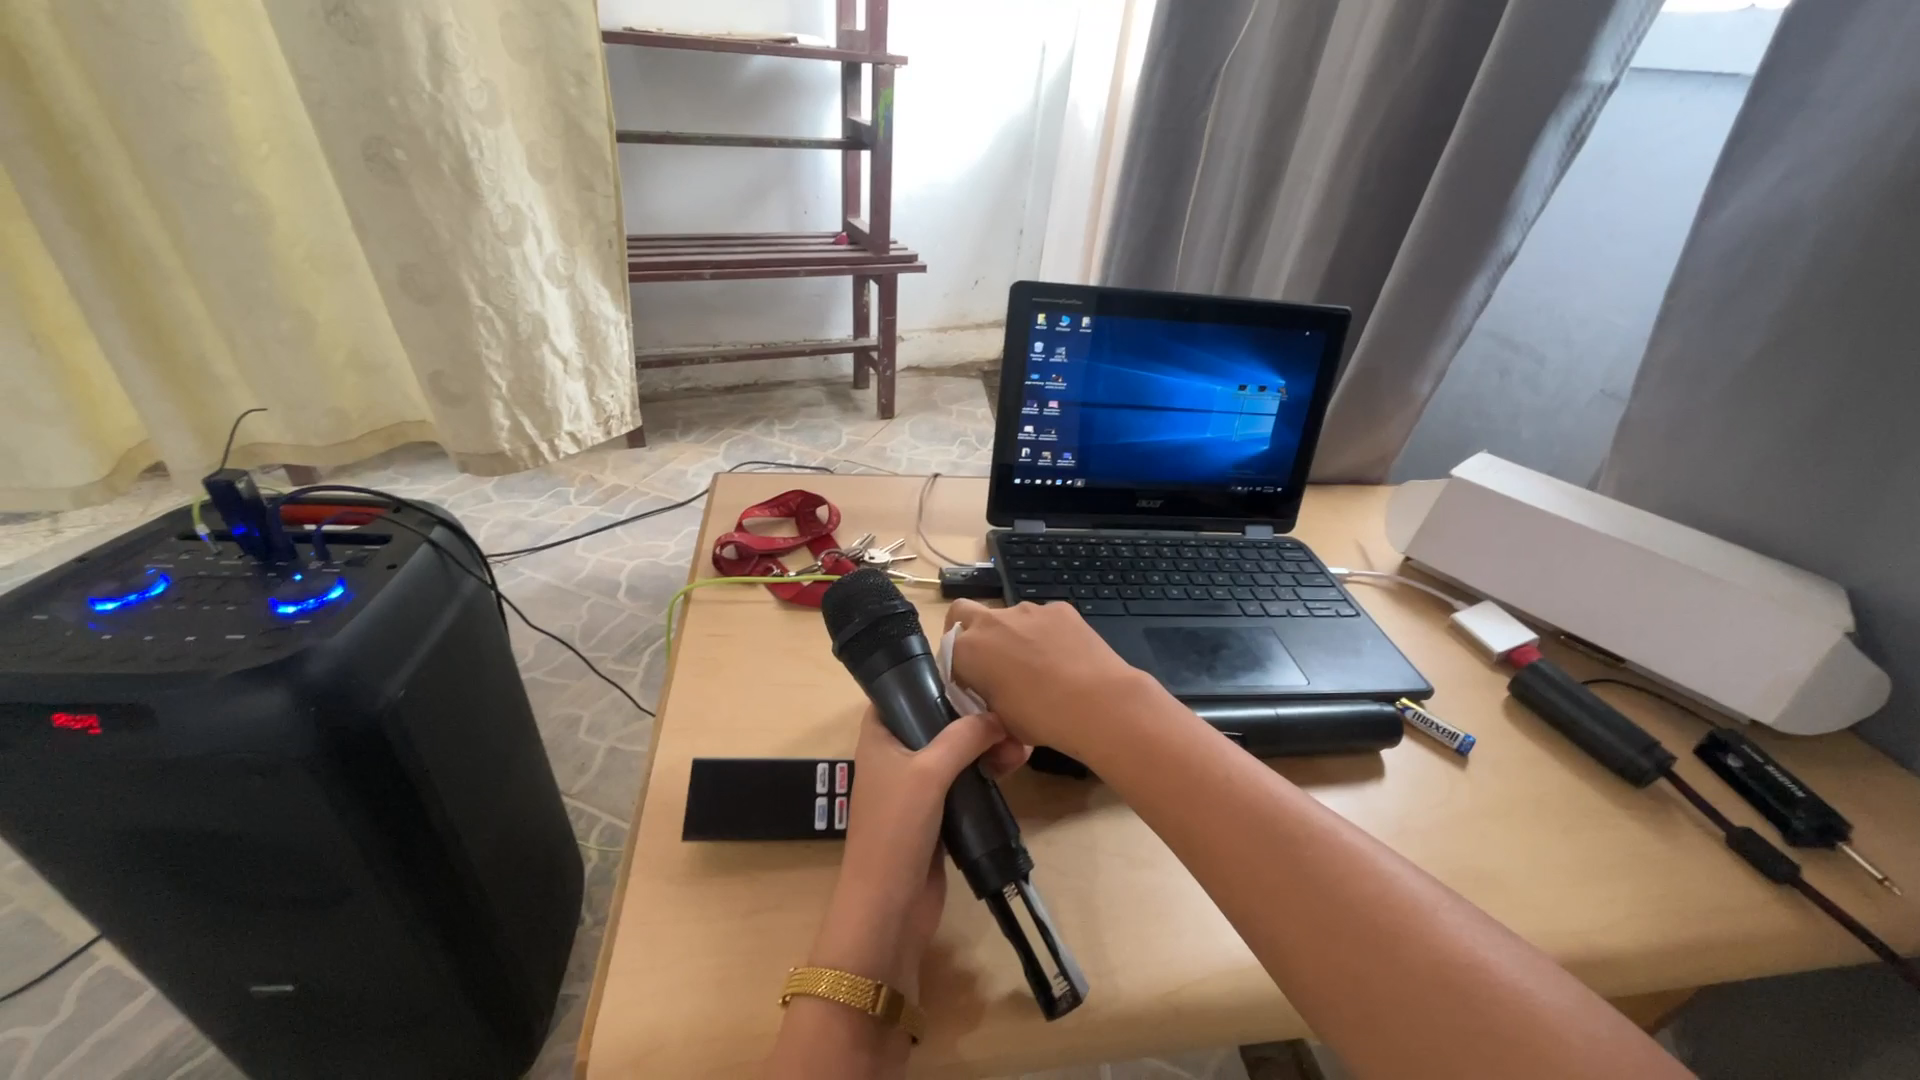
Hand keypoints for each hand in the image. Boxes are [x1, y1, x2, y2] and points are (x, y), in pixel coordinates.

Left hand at [807, 707, 1027, 998]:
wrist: (889, 906)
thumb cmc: (897, 828)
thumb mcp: (929, 771)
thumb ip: (963, 737)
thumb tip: (998, 716)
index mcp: (879, 737)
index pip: (898, 693)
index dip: (928, 681)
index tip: (968, 673)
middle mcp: (895, 756)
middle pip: (936, 722)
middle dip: (972, 718)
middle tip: (1010, 719)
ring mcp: (916, 787)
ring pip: (955, 753)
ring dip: (985, 747)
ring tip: (1019, 749)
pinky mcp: (937, 814)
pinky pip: (964, 782)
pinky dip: (985, 772)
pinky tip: (1012, 767)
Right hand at [944, 599, 1166, 759]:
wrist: (1098, 703)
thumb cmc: (1041, 718)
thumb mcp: (1001, 722)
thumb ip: (985, 705)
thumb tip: (989, 708)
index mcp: (967, 650)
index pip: (946, 652)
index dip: (956, 667)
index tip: (972, 684)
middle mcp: (991, 622)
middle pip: (962, 612)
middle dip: (966, 629)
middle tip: (987, 658)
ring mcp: (1027, 611)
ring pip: (1007, 616)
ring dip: (1011, 634)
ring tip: (1038, 666)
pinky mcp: (1059, 608)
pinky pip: (1042, 619)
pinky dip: (1045, 634)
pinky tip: (1064, 658)